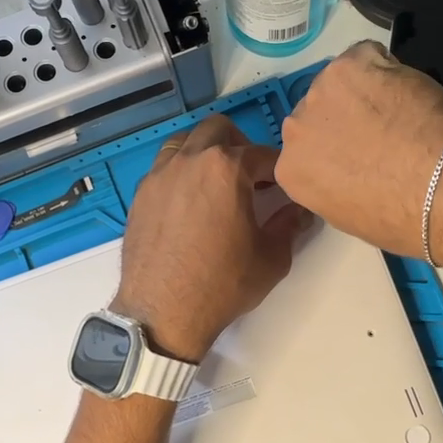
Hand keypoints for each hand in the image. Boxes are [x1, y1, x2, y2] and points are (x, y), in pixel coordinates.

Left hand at [112, 115, 310, 361]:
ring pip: (186, 140)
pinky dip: (182, 171)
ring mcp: (160, 174)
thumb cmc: (221, 286)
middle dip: (241, 146)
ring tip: (218, 182)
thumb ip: (289, 226)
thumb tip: (301, 212)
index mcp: (226, 168)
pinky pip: (164, 166)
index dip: (280, 169)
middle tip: (252, 177)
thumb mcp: (271, 258)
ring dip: (207, 151)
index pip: (263, 154)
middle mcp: (190, 160)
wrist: (163, 313)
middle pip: (220, 130)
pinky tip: (190, 201)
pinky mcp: (141, 194)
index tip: (285, 186)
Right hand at [276, 41, 442, 257]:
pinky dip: (387, 68)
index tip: (357, 153)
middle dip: (344, 119)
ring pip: (342, 82)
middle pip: (318, 112)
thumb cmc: (402, 216)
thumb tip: (346, 169)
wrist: (440, 185)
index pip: (305, 150)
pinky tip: (407, 94)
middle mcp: (296, 128)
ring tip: (399, 115)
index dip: (335, 148)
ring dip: (365, 92)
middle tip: (381, 135)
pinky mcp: (353, 63)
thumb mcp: (349, 215)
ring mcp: (322, 90)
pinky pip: (369, 56)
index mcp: (292, 171)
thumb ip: (332, 184)